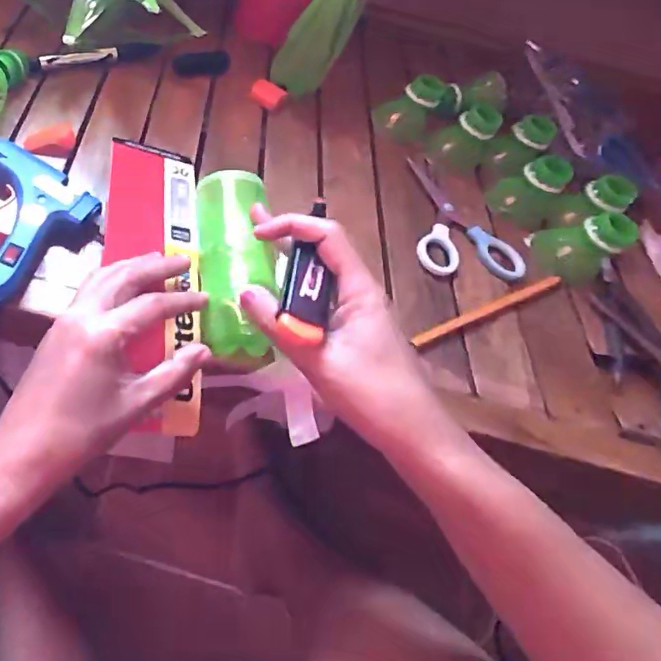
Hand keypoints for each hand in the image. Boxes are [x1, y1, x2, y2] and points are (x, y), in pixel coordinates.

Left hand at [0, 254, 209, 494]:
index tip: (206, 296)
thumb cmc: (84, 431)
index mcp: (103, 333)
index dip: (182, 300)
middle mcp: (82, 315)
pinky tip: (121, 286)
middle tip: (182, 260)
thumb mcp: (134, 405)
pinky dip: (109, 279)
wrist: (27, 444)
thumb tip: (203, 350)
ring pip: (100, 278)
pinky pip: (86, 291)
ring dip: (129, 267)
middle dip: (154, 265)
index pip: (150, 305)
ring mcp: (64, 318)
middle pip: (122, 277)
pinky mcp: (55, 327)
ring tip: (155, 262)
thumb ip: (171, 374)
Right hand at [237, 205, 463, 459]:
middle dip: (286, 233)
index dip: (291, 226)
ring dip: (288, 260)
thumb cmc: (374, 396)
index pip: (327, 237)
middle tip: (251, 223)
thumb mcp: (318, 360)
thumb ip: (280, 325)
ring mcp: (355, 312)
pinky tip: (274, 297)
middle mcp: (358, 293)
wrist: (416, 436)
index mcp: (359, 290)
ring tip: (257, 249)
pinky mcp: (350, 330)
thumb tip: (244, 291)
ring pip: (319, 275)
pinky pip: (318, 299)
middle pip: (322, 249)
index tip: (257, 234)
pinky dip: (293, 289)